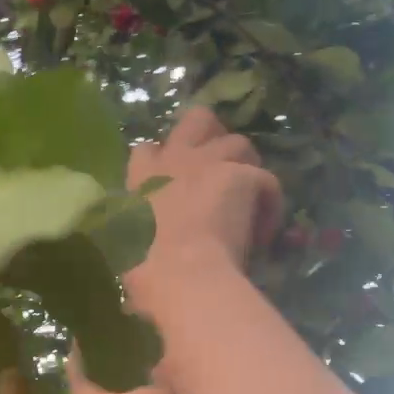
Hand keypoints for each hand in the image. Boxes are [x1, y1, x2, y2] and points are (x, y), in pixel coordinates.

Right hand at [126, 106, 283, 276]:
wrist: (180, 273)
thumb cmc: (144, 265)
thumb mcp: (124, 238)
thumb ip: (136, 223)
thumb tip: (144, 234)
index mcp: (141, 177)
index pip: (146, 149)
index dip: (162, 158)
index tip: (172, 181)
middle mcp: (175, 159)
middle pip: (197, 120)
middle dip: (211, 134)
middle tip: (219, 165)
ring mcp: (210, 163)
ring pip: (239, 143)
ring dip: (245, 166)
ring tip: (248, 197)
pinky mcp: (243, 176)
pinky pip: (267, 180)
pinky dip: (269, 205)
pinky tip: (264, 232)